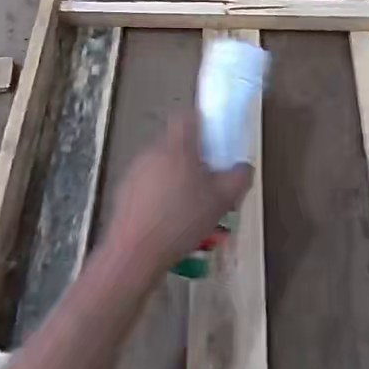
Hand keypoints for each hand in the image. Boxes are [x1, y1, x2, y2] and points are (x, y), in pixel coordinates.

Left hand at [104, 112, 252, 271]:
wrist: (136, 252)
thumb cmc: (181, 221)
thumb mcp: (222, 200)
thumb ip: (239, 177)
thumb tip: (243, 167)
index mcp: (177, 146)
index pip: (188, 115)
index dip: (203, 122)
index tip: (215, 139)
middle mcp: (153, 151)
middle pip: (177, 143)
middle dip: (195, 159)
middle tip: (209, 181)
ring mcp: (135, 169)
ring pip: (163, 164)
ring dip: (177, 178)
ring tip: (191, 206)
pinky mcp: (124, 189)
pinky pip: (148, 182)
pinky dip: (160, 193)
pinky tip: (170, 219)